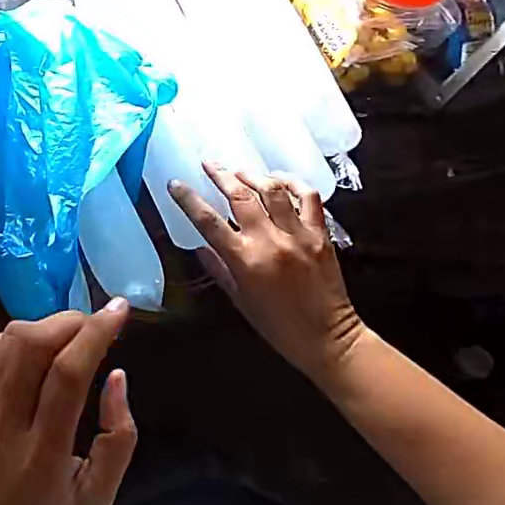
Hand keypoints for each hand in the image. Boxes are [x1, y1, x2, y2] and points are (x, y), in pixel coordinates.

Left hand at [0, 302, 136, 504]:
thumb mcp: (99, 501)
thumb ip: (118, 438)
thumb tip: (117, 377)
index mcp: (41, 454)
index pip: (67, 373)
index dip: (96, 332)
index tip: (120, 310)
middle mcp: (4, 424)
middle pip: (31, 343)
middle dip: (71, 321)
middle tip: (97, 327)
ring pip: (8, 339)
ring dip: (45, 325)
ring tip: (72, 337)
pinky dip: (20, 336)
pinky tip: (40, 350)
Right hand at [169, 164, 365, 384]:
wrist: (328, 341)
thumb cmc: (278, 326)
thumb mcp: (239, 300)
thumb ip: (218, 269)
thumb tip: (200, 246)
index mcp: (244, 260)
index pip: (208, 220)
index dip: (188, 199)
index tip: (175, 184)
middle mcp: (269, 241)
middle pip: (240, 195)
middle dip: (220, 175)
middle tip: (208, 164)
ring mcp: (297, 234)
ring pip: (272, 189)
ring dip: (252, 175)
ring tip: (240, 171)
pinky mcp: (320, 234)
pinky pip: (308, 197)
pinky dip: (293, 182)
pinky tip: (279, 179)